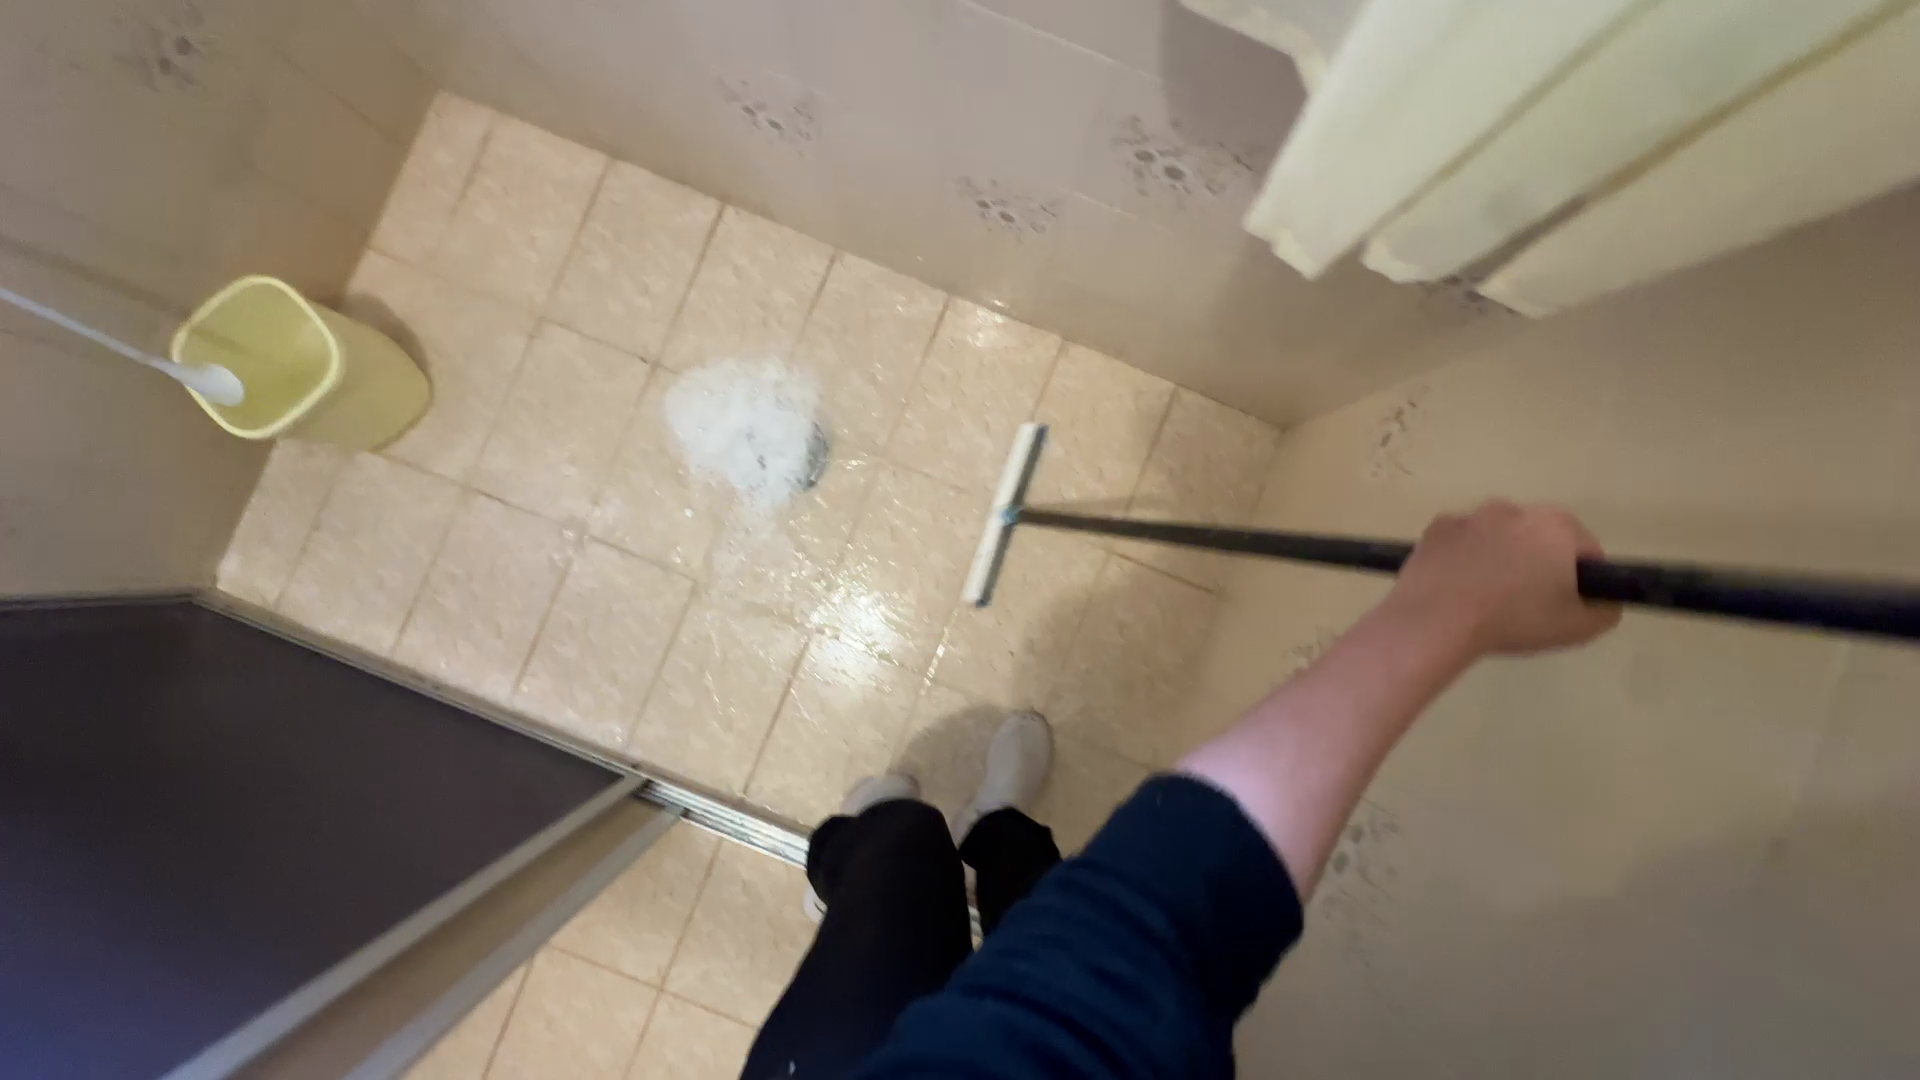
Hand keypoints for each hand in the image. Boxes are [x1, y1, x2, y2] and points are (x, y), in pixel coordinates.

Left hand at [1389, 501, 1621, 656]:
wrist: (1435, 620)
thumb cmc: (1513, 620)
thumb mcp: (1580, 626)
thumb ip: (1606, 608)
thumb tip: (1601, 598)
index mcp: (1555, 525)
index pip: (1584, 550)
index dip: (1580, 578)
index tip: (1562, 602)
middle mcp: (1511, 509)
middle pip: (1537, 539)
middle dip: (1536, 563)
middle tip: (1521, 600)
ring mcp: (1467, 517)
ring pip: (1496, 537)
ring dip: (1497, 556)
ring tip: (1483, 593)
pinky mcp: (1433, 529)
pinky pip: (1459, 542)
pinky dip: (1461, 556)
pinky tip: (1455, 582)